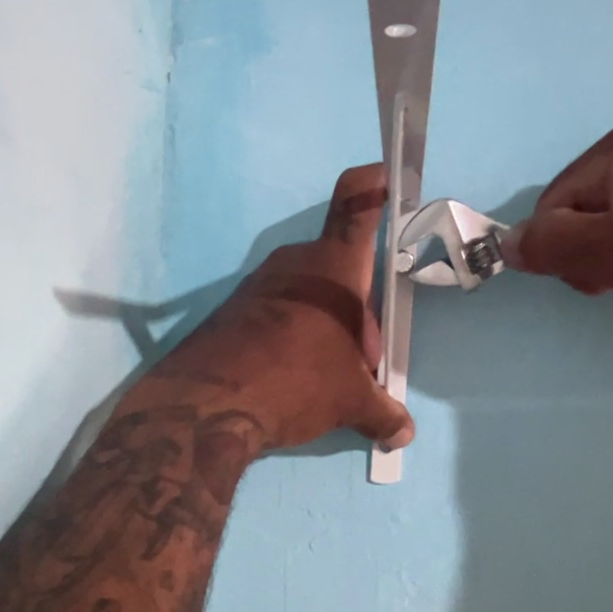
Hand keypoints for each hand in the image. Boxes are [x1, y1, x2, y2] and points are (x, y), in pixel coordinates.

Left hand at [134, 164, 414, 449]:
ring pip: (308, 296)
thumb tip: (403, 432)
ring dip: (324, 330)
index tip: (387, 179)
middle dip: (358, 314)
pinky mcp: (231, 309)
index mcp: (336, 267)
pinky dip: (291, 339)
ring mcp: (258, 284)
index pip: (358, 201)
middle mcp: (295, 263)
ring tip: (324, 379)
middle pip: (340, 271)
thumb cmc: (296, 382)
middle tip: (361, 365)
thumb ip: (382, 412)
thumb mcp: (350, 402)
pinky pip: (276, 314)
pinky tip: (289, 380)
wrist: (209, 404)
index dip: (375, 184)